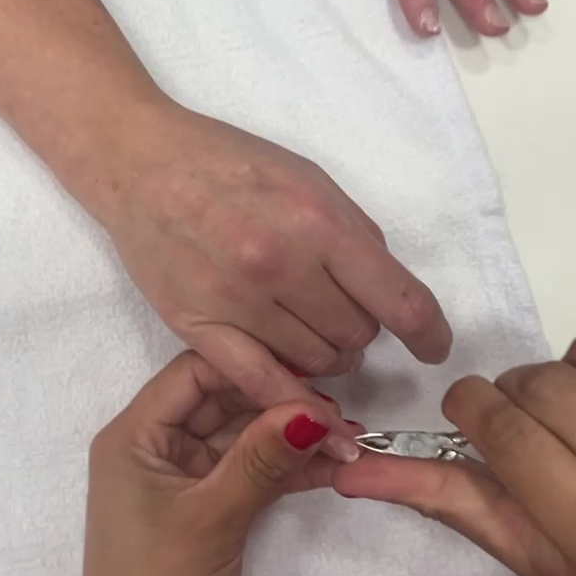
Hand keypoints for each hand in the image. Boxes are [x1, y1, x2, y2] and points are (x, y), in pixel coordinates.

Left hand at [32, 353, 334, 575]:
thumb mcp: (210, 519)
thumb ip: (260, 460)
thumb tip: (314, 411)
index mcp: (135, 434)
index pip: (193, 373)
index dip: (249, 370)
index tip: (308, 378)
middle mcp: (157, 445)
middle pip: (221, 402)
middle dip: (278, 406)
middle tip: (340, 412)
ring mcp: (184, 477)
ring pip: (242, 439)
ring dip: (290, 439)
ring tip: (351, 438)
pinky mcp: (209, 508)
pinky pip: (251, 473)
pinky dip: (288, 470)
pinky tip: (334, 466)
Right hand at [86, 106, 451, 459]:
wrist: (140, 163)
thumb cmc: (225, 160)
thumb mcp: (305, 175)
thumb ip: (353, 231)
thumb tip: (386, 290)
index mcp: (317, 221)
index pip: (400, 301)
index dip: (430, 334)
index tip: (435, 347)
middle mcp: (280, 266)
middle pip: (357, 336)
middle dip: (361, 330)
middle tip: (337, 310)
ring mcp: (236, 301)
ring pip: (318, 364)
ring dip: (327, 355)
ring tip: (306, 329)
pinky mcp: (197, 326)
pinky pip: (261, 384)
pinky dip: (295, 404)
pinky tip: (314, 415)